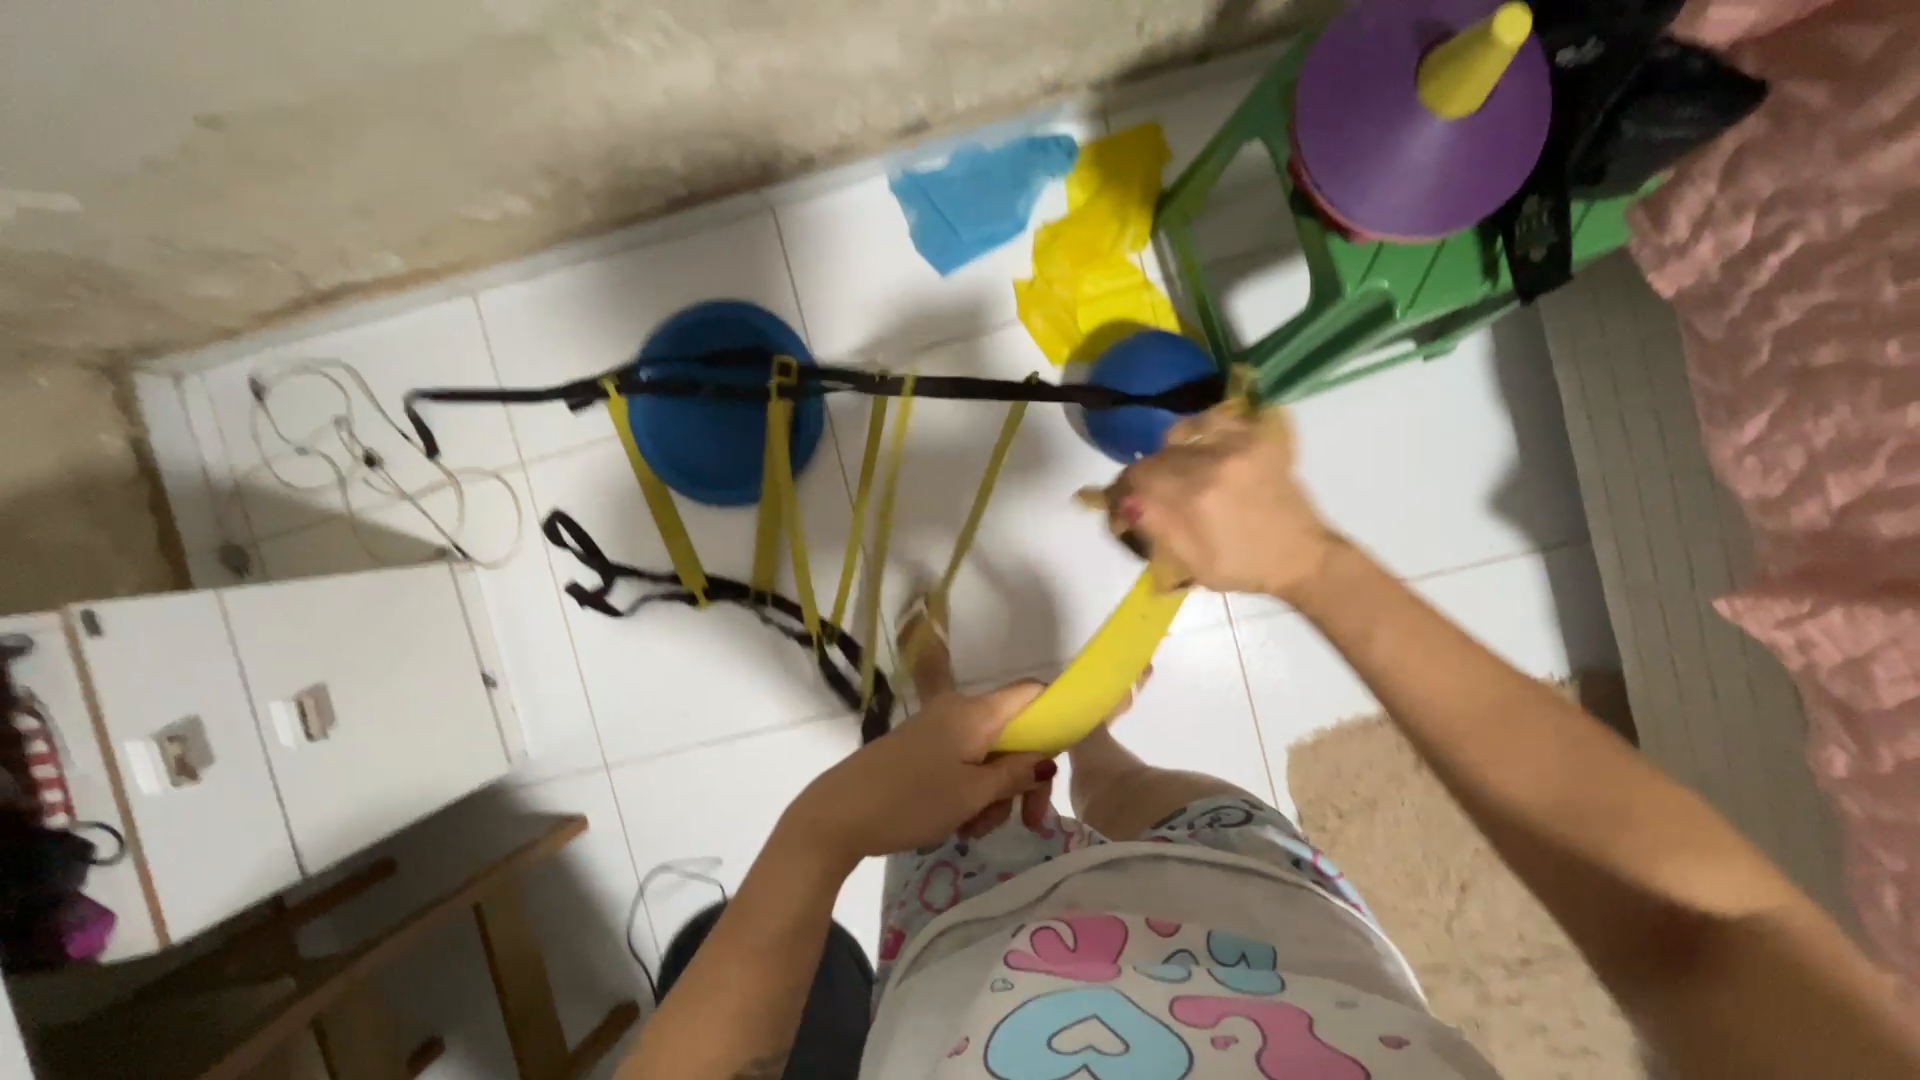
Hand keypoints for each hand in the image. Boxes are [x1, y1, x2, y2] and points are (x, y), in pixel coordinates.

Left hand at [780, 682, 1055, 870]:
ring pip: (989, 756)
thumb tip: (1045, 760)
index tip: (1060, 764)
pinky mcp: (922, 750)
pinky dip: (970, 792)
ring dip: (994, 794)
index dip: (1057, 717)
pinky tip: (957, 824)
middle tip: (1028, 823)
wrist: (839, 814)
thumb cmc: (911, 801)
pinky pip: (963, 764)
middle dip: (1023, 778)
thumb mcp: (972, 794)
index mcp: (976, 712)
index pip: (1032, 693)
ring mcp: (938, 731)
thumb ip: (1014, 774)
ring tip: (974, 829)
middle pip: (1014, 734)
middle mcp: (959, 711)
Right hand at [1113, 403, 1337, 599]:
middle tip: (1144, 499)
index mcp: (1194, 499)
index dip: (1119, 494)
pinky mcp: (1255, 438)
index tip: (1120, 511)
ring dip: (1165, 459)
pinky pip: (1212, 420)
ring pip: (1176, 440)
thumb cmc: (1244, 567)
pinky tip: (1193, 447)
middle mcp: (1212, 463)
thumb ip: (1156, 527)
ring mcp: (1236, 446)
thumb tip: (1126, 502)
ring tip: (1172, 477)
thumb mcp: (1192, 563)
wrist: (1302, 556)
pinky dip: (1195, 431)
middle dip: (1140, 481)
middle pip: (1153, 460)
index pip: (1136, 480)